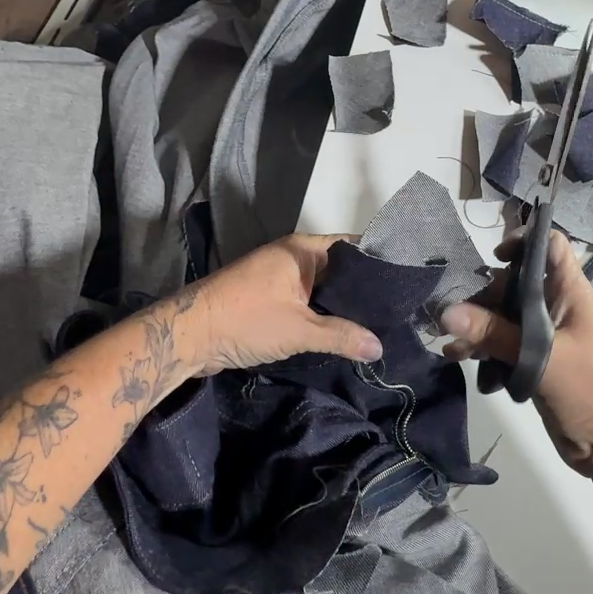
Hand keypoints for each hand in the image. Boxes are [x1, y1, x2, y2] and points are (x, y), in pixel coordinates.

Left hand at [179, 233, 384, 375]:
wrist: (188, 336)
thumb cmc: (246, 320)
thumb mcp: (299, 330)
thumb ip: (341, 335)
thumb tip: (379, 347)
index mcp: (301, 250)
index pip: (350, 246)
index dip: (376, 261)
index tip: (404, 279)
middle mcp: (292, 256)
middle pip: (337, 269)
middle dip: (362, 289)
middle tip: (397, 309)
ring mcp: (278, 277)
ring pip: (321, 288)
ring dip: (340, 305)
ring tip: (378, 323)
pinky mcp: (268, 298)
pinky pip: (304, 301)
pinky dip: (321, 313)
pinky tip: (341, 332)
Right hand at [440, 231, 592, 478]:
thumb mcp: (542, 358)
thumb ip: (494, 333)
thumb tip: (446, 312)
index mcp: (572, 294)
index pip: (550, 246)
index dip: (523, 241)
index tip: (494, 257)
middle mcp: (558, 308)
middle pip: (515, 285)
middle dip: (485, 298)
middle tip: (458, 321)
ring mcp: (548, 337)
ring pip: (507, 318)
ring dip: (479, 329)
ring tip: (453, 348)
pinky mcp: (539, 365)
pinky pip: (506, 347)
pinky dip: (485, 351)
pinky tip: (461, 360)